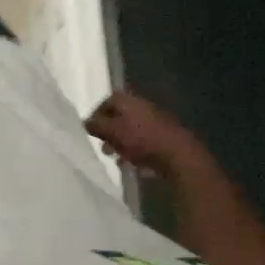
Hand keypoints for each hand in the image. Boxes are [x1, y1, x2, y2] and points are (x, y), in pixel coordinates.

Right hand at [85, 90, 204, 174]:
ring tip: (117, 159)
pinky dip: (137, 151)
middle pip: (119, 117)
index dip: (96, 116)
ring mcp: (156, 121)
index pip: (106, 102)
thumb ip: (95, 125)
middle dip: (110, 133)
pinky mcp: (166, 137)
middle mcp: (142, 106)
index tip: (92, 132)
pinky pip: (145, 142)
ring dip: (123, 144)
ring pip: (132, 130)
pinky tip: (134, 165)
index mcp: (128, 100)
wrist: (180, 156)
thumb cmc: (141, 140)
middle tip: (104, 147)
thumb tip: (84, 122)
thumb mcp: (112, 131)